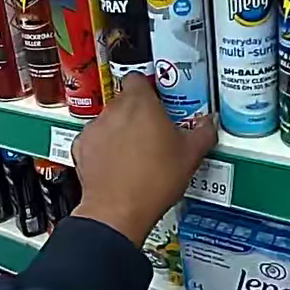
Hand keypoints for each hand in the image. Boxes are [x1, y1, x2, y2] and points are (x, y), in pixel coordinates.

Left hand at [71, 74, 216, 245]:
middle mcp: (114, 110)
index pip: (139, 78)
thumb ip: (203, 132)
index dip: (149, 88)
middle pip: (126, 100)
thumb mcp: (191, 155)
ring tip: (136, 152)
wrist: (118, 211)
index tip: (159, 99)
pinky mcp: (81, 148)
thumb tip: (208, 124)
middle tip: (154, 130)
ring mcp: (95, 128)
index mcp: (141, 103)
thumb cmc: (153, 181)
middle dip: (138, 113)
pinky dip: (103, 148)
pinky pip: (94, 140)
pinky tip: (118, 164)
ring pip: (109, 120)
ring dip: (120, 130)